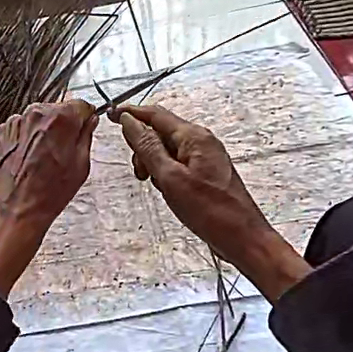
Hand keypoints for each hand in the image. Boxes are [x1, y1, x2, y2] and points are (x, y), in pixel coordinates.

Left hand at [0, 98, 95, 294]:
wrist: (14, 210)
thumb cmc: (46, 194)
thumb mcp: (81, 166)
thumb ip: (86, 137)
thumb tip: (88, 123)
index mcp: (60, 118)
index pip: (80, 104)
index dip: (84, 118)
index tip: (84, 127)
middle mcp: (34, 115)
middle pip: (55, 111)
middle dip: (60, 127)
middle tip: (62, 152)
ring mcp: (12, 124)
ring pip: (33, 122)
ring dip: (39, 135)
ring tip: (40, 162)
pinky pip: (15, 132)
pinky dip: (20, 143)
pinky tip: (25, 163)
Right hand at [116, 105, 310, 299]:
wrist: (242, 238)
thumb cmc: (211, 211)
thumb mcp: (170, 178)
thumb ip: (147, 147)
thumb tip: (129, 122)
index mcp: (194, 137)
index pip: (155, 115)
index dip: (130, 113)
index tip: (110, 115)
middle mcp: (201, 141)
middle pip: (160, 132)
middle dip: (142, 148)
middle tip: (141, 173)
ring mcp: (204, 157)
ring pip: (167, 150)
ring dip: (153, 164)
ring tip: (160, 187)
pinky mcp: (205, 173)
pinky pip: (177, 164)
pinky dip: (165, 174)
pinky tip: (169, 192)